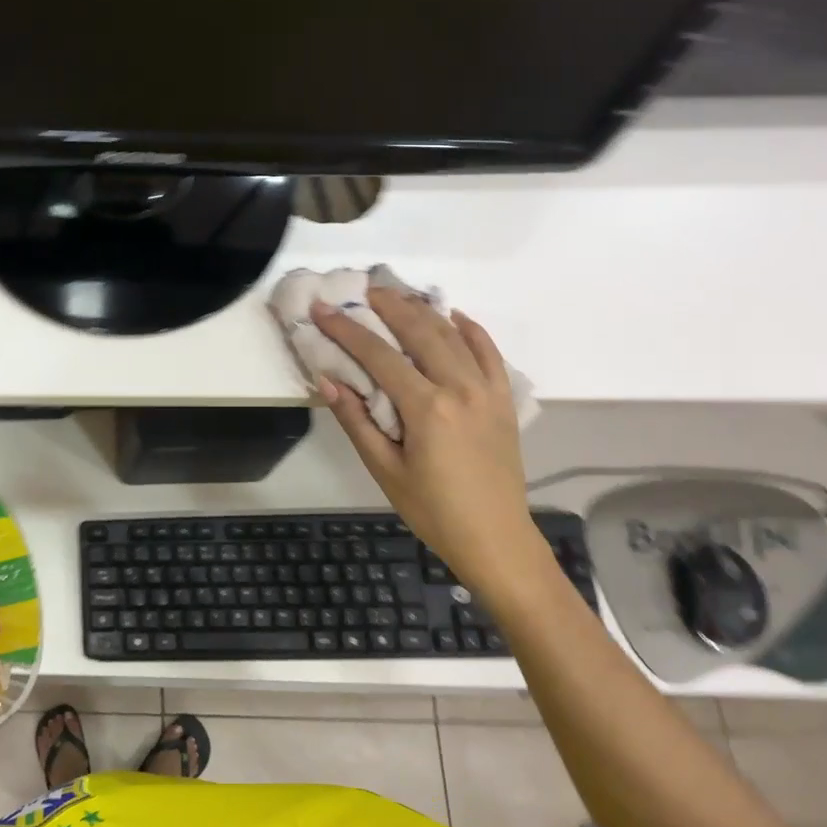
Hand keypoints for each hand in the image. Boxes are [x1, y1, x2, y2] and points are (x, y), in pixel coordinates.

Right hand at [310, 289, 552, 589]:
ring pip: (454, 335)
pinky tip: (454, 317)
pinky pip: (488, 352)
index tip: (322, 311)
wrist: (494, 535)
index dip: (347, 331)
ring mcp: (489, 390)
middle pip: (420, 333)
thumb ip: (357, 420)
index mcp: (427, 408)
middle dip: (388, 308)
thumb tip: (328, 381)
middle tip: (362, 291)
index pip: (379, 356)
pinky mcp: (504, 399)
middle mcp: (461, 388)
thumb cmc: (431, 508)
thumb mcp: (384, 469)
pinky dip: (470, 330)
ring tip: (398, 297)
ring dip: (424, 312)